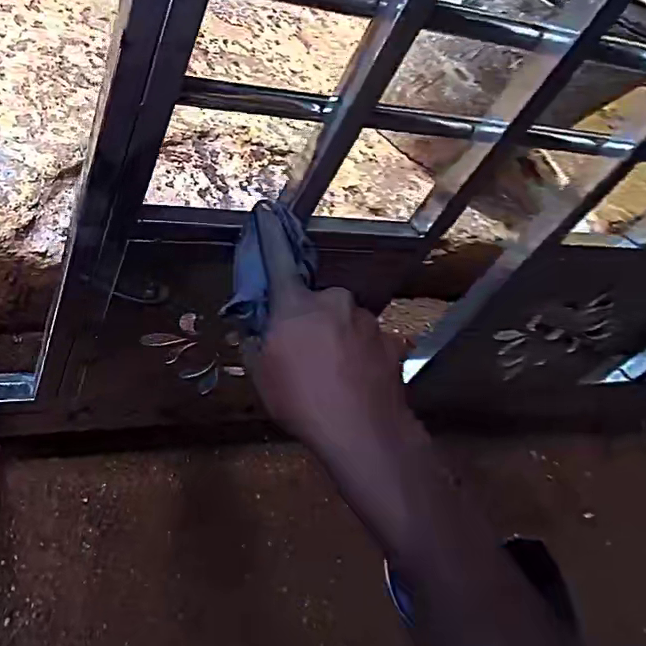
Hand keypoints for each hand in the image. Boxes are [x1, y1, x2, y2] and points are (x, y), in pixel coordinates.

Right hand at [248, 209, 415, 455]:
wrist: (364, 434)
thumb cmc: (301, 401)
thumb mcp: (261, 375)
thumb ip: (254, 342)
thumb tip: (254, 329)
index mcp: (296, 305)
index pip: (278, 261)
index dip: (270, 236)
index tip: (266, 211)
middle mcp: (334, 301)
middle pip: (316, 301)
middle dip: (310, 319)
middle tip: (304, 353)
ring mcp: (367, 320)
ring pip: (345, 321)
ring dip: (337, 338)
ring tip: (334, 376)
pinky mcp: (392, 341)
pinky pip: (370, 341)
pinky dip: (362, 355)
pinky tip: (358, 382)